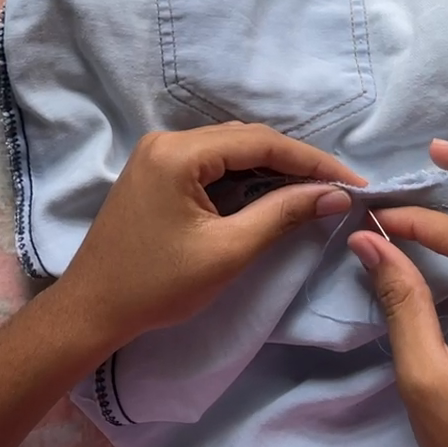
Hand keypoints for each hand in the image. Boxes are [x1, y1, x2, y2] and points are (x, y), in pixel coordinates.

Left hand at [49, 122, 365, 349]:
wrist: (93, 307)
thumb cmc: (157, 285)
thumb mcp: (227, 251)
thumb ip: (282, 214)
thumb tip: (334, 193)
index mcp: (178, 152)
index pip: (259, 142)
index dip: (311, 161)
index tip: (354, 181)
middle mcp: (165, 141)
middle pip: (243, 139)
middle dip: (293, 163)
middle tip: (337, 188)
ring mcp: (156, 154)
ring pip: (227, 150)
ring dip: (268, 169)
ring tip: (312, 191)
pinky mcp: (154, 171)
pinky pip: (208, 163)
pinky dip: (241, 177)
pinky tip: (268, 193)